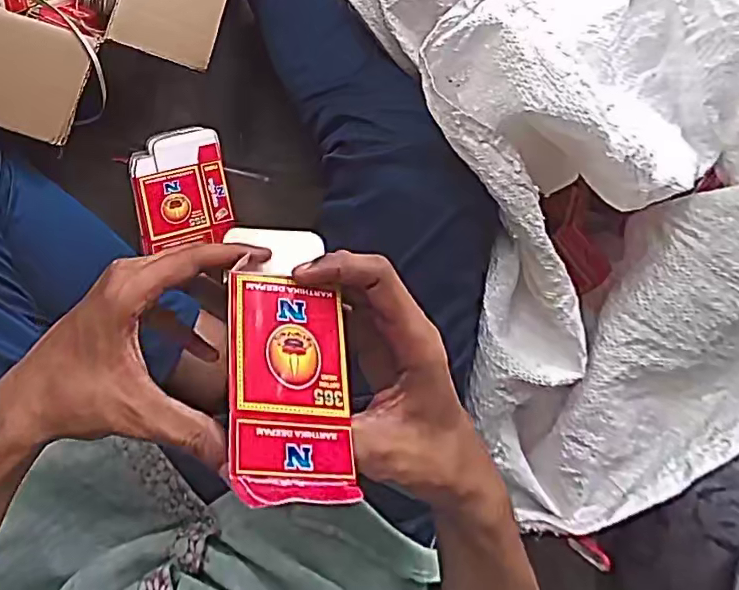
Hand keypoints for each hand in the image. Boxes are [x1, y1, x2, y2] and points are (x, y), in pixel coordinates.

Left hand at [0, 242, 266, 469]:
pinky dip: (184, 317)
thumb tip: (225, 449)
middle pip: (184, 262)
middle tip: (258, 278)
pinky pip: (161, 300)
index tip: (259, 253)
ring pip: (173, 278)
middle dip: (224, 270)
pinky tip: (203, 349)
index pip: (189, 259)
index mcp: (128, 288)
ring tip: (239, 305)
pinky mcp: (117, 306)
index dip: (228, 253)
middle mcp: (124, 278)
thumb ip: (185, 428)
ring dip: (206, 291)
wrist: (28, 401)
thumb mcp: (134, 410)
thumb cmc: (69, 393)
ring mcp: (119, 289)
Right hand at [292, 251, 500, 509]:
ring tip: (283, 303)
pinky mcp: (372, 347)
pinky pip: (342, 316)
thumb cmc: (437, 458)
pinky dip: (317, 315)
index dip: (341, 266)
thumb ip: (337, 436)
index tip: (306, 275)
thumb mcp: (383, 451)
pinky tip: (295, 330)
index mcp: (414, 340)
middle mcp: (401, 328)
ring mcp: (386, 335)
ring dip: (316, 292)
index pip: (380, 278)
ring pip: (349, 293)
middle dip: (320, 274)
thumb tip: (291, 422)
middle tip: (285, 286)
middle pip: (360, 277)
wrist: (455, 472)